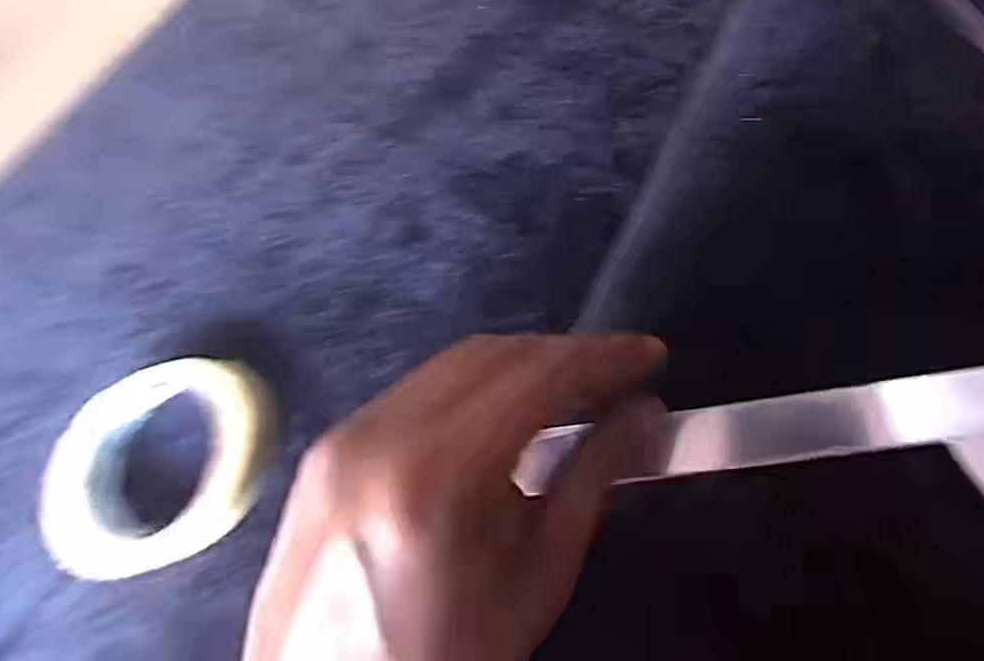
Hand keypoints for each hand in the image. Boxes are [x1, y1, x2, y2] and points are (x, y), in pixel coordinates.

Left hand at [242, 334, 665, 660]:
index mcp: (437, 475)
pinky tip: (516, 402)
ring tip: (579, 383)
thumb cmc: (448, 651)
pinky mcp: (333, 443)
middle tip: (621, 370)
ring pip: (464, 359)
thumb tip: (645, 410)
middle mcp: (383, 437)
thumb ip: (598, 473)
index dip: (605, 354)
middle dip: (572, 352)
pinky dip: (486, 377)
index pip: (540, 375)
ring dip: (531, 360)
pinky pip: (429, 382)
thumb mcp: (543, 570)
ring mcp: (348, 436)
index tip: (650, 354)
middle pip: (503, 353)